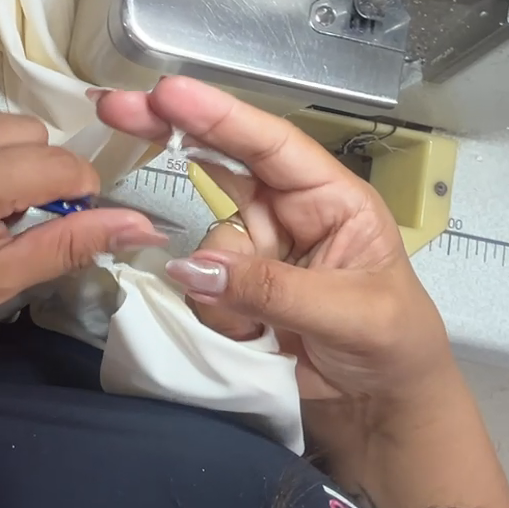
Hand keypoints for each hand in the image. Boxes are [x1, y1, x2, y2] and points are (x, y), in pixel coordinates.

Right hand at [96, 77, 455, 404]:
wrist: (378, 414)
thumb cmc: (394, 350)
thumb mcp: (351, 315)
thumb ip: (271, 288)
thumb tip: (191, 268)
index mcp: (330, 199)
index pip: (271, 146)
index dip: (218, 115)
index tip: (166, 92)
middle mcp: (285, 212)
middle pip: (220, 162)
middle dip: (172, 133)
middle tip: (114, 108)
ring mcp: (252, 250)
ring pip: (204, 242)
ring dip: (220, 287)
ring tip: (263, 333)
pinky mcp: (228, 287)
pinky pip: (198, 285)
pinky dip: (214, 312)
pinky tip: (251, 339)